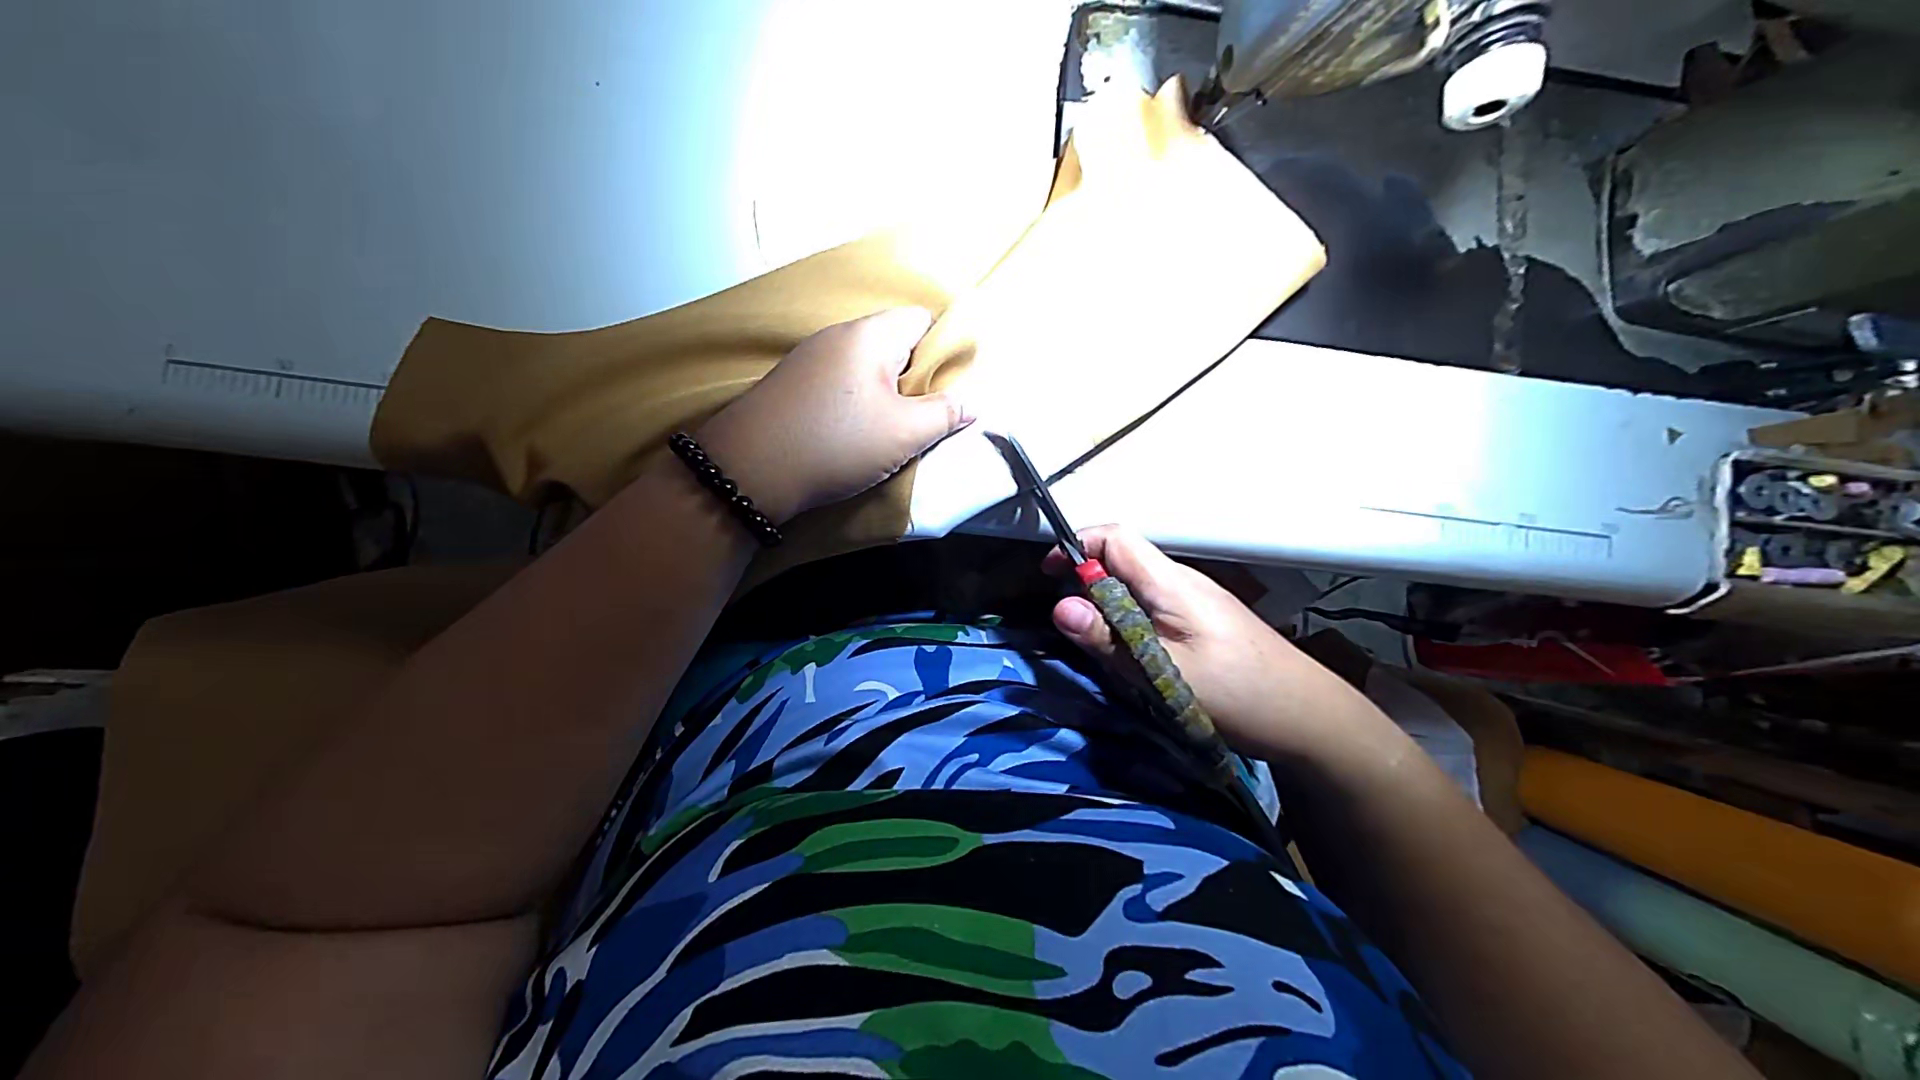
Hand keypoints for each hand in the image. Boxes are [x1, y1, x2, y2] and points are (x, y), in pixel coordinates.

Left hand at [694, 308, 971, 522]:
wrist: (748, 472)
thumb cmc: (834, 444)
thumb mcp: (903, 434)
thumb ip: (945, 414)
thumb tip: (969, 403)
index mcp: (869, 335)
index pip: (922, 319)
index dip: (944, 351)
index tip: (949, 390)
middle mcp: (837, 336)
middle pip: (895, 343)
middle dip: (916, 378)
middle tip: (924, 418)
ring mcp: (809, 359)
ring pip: (867, 367)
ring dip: (885, 396)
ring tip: (890, 432)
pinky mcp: (792, 385)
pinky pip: (840, 384)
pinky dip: (856, 404)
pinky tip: (853, 436)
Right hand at [1044, 525, 1392, 762]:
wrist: (1310, 717)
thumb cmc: (1240, 693)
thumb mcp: (1165, 673)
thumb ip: (1111, 640)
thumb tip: (1059, 606)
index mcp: (1171, 582)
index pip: (1114, 536)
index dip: (1076, 546)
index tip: (1049, 576)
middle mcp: (1182, 581)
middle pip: (1121, 560)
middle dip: (1086, 582)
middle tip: (1072, 625)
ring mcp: (1195, 600)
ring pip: (1135, 585)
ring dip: (1107, 605)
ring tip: (1100, 645)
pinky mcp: (1202, 620)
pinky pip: (1153, 605)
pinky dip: (1129, 620)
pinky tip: (1134, 655)